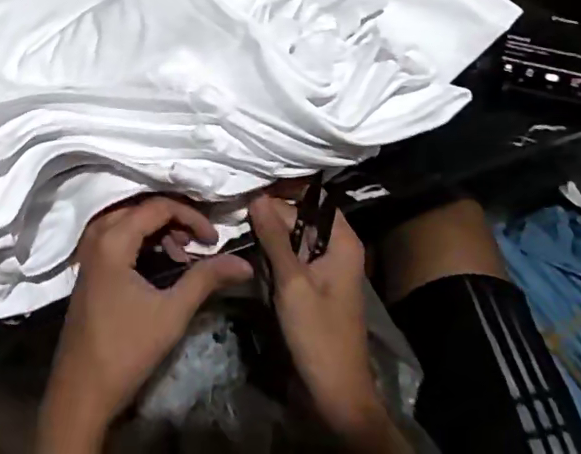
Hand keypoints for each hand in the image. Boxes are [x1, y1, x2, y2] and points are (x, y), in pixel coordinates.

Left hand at [37, 196, 252, 453]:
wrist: (80, 395)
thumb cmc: (126, 350)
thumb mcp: (171, 313)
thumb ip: (205, 279)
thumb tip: (244, 264)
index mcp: (112, 240)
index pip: (158, 207)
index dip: (191, 216)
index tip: (214, 239)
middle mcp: (96, 237)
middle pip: (142, 208)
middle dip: (175, 219)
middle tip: (199, 242)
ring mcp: (89, 253)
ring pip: (129, 221)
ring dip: (159, 230)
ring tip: (182, 254)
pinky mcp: (89, 268)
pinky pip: (118, 236)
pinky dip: (143, 241)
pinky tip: (161, 263)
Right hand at [249, 194, 408, 450]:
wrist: (335, 393)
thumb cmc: (318, 333)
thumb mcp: (292, 282)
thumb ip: (274, 237)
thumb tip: (257, 197)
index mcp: (342, 240)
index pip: (312, 200)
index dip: (283, 192)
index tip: (250, 188)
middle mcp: (338, 247)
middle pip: (302, 216)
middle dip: (272, 213)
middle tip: (237, 209)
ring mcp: (326, 267)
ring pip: (294, 237)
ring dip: (270, 235)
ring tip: (239, 226)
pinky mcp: (314, 284)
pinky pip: (293, 258)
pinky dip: (274, 255)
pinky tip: (252, 252)